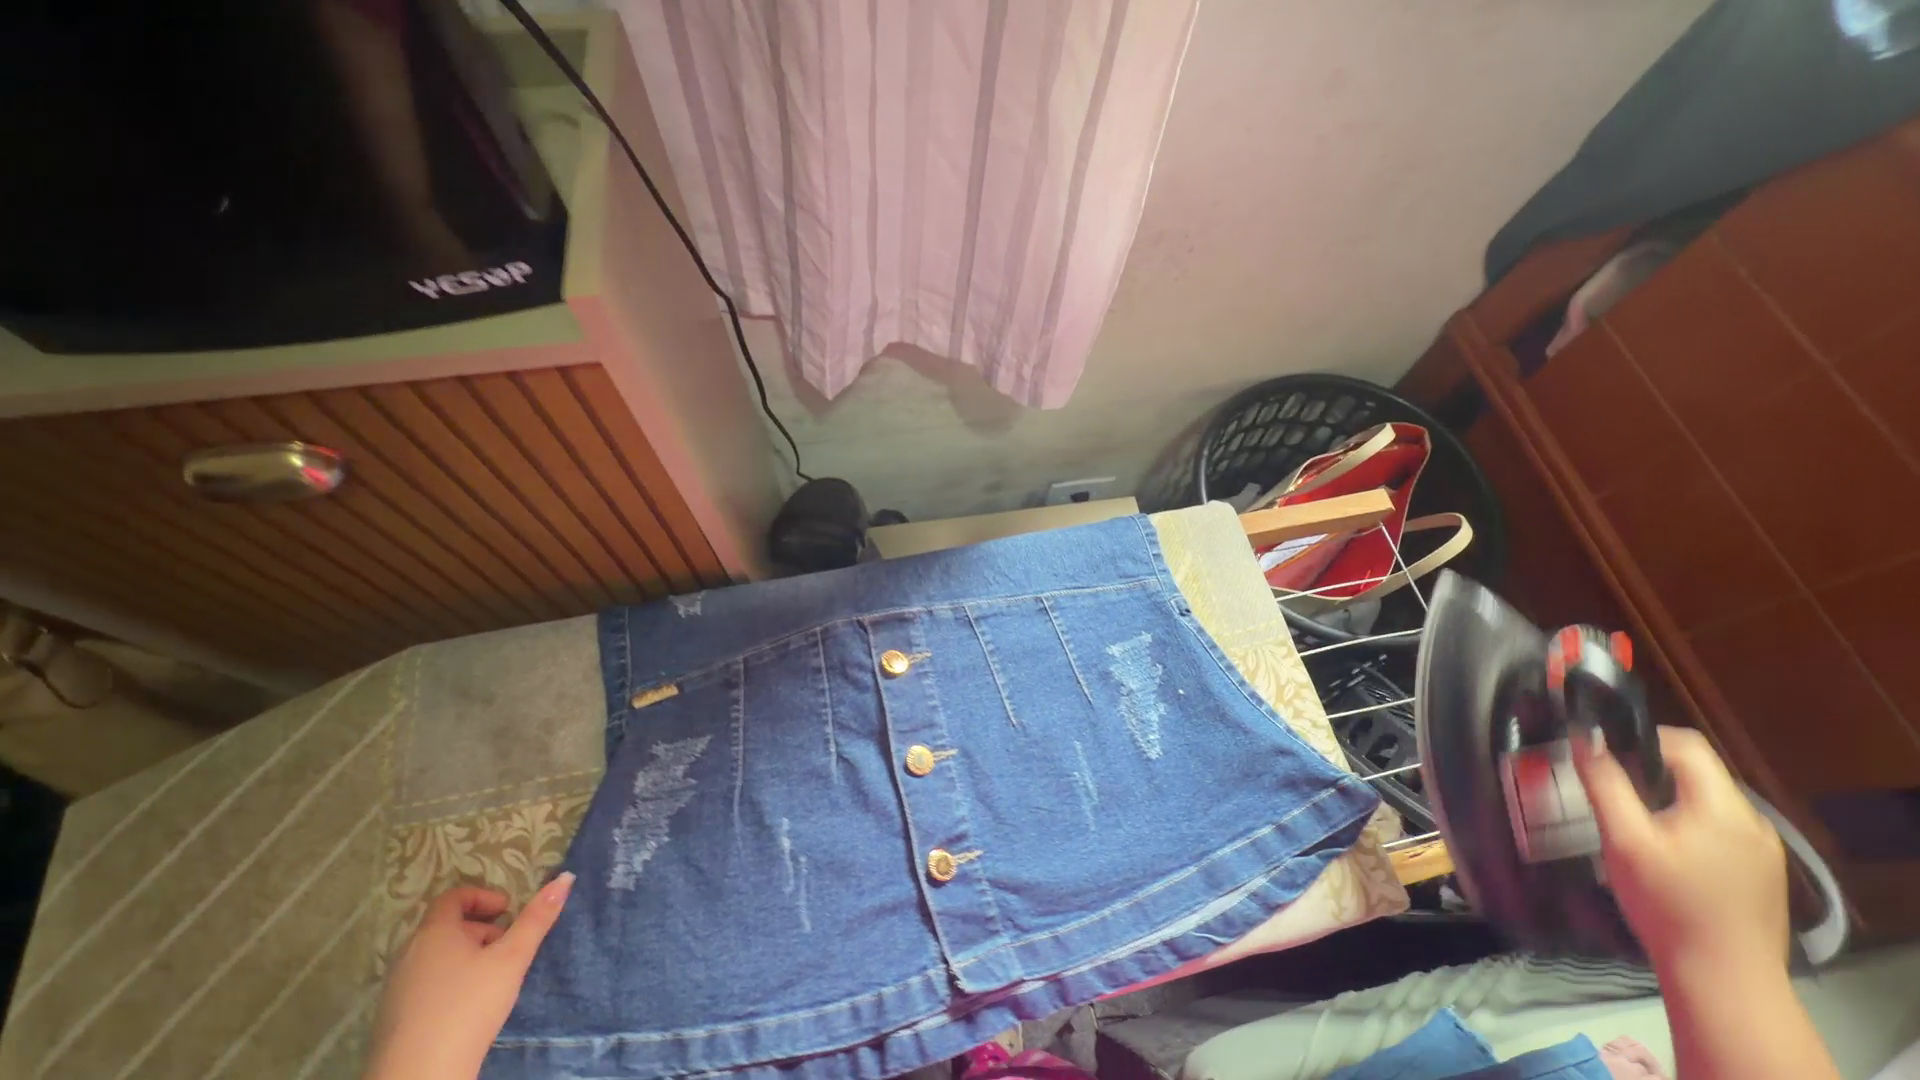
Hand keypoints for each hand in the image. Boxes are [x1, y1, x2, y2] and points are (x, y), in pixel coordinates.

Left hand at [364, 874, 573, 1079]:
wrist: (420, 1076)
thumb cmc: (469, 1006)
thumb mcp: (512, 959)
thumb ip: (537, 919)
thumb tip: (565, 878)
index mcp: (434, 933)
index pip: (453, 897)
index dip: (482, 896)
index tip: (508, 911)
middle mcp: (409, 953)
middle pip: (446, 927)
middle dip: (480, 929)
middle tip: (507, 947)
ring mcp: (397, 987)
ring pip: (436, 957)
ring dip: (466, 956)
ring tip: (493, 978)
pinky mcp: (394, 1017)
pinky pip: (425, 983)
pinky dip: (450, 981)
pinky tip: (469, 1007)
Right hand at [1573, 726, 1787, 979]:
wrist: (1724, 977)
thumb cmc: (1667, 904)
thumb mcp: (1624, 841)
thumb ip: (1605, 785)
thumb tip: (1585, 738)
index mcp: (1722, 805)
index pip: (1685, 743)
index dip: (1640, 737)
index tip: (1603, 755)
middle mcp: (1751, 818)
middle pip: (1698, 770)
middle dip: (1650, 771)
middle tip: (1611, 793)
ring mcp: (1764, 847)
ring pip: (1708, 800)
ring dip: (1670, 799)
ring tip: (1634, 826)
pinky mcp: (1764, 871)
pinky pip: (1721, 828)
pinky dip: (1690, 825)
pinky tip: (1668, 855)